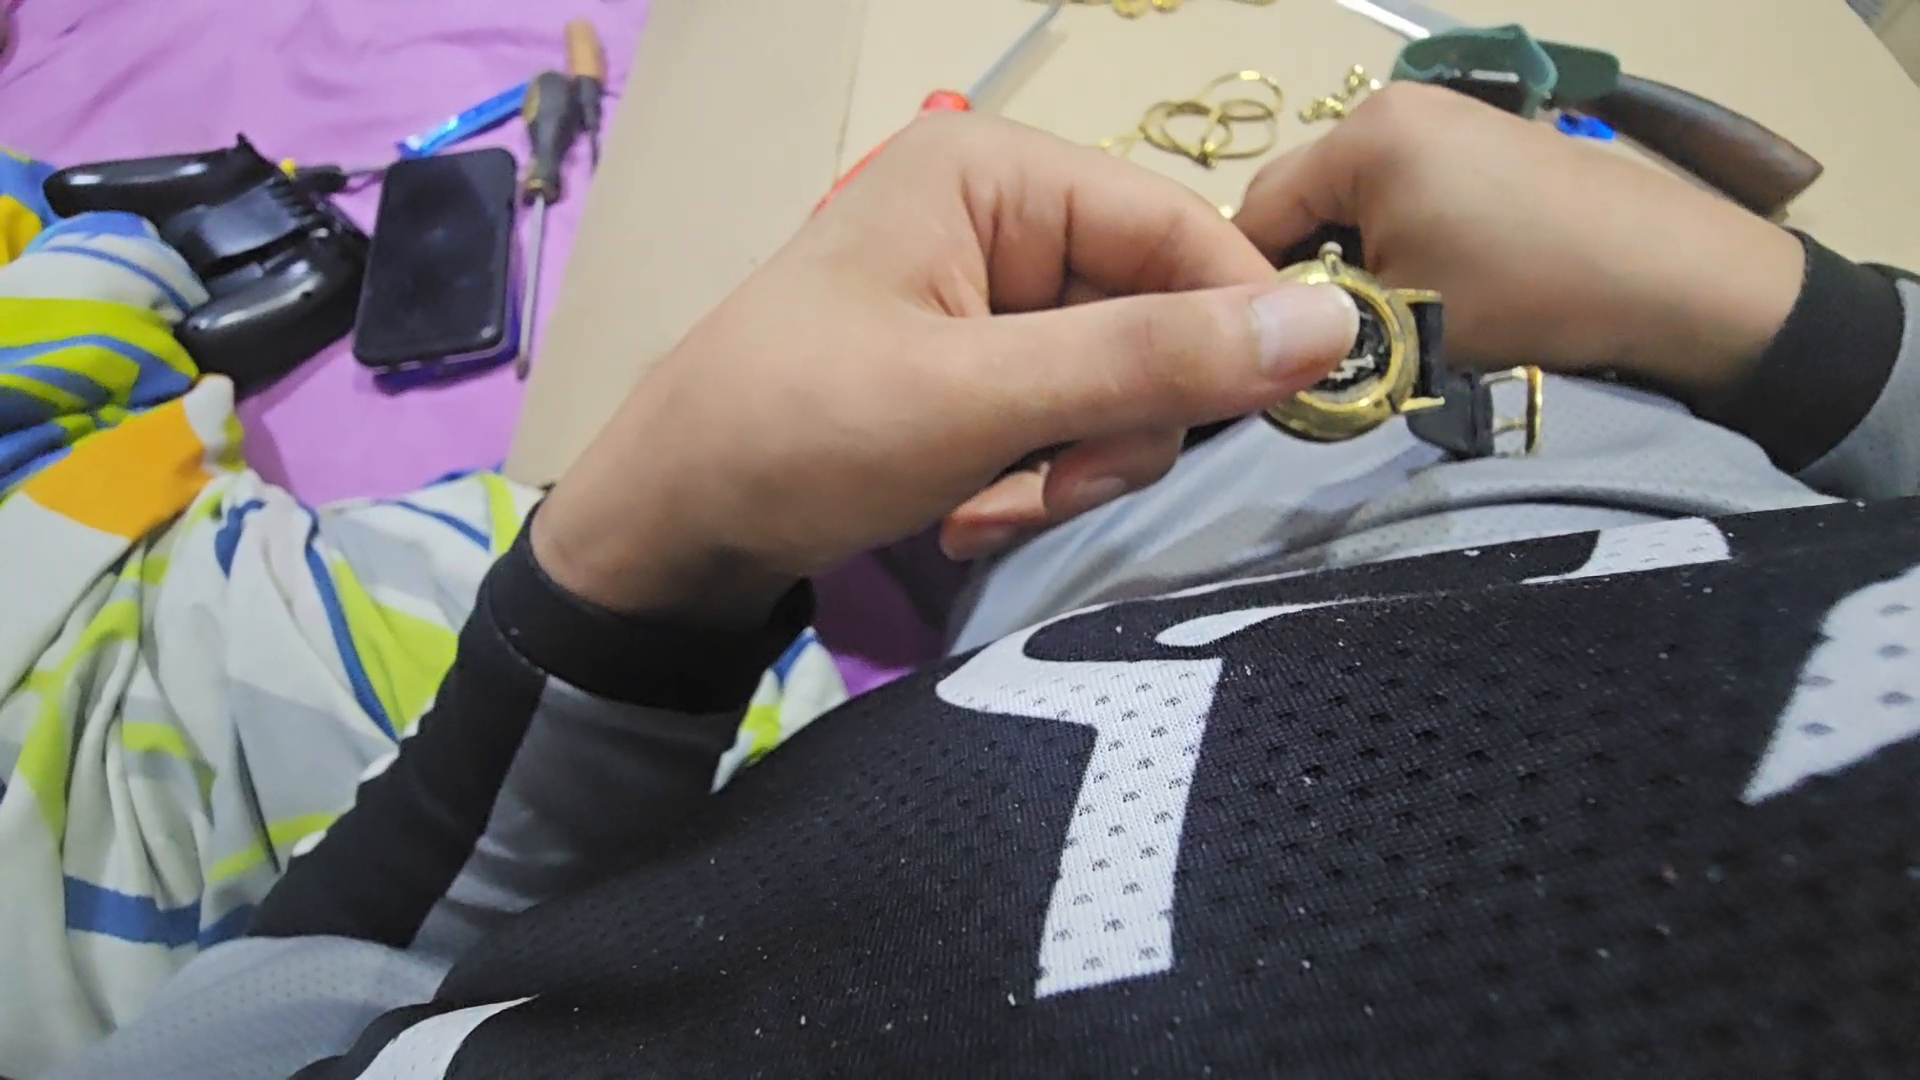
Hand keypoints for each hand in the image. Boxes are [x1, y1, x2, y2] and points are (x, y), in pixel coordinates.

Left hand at [532, 114, 1357, 624]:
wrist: (683, 520)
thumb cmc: (802, 432)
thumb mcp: (975, 396)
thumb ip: (1146, 360)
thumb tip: (1329, 327)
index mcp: (996, 178)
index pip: (1177, 233)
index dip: (1232, 326)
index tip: (1263, 418)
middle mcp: (999, 227)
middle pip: (1147, 322)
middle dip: (1114, 428)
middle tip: (1052, 490)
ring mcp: (987, 309)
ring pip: (1106, 391)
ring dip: (1067, 469)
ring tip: (985, 509)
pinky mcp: (974, 378)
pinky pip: (1056, 427)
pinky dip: (1030, 484)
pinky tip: (967, 514)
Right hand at [1234, 83, 1805, 401]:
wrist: (1667, 279)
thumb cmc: (1514, 296)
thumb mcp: (1385, 317)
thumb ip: (1301, 310)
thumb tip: (1252, 322)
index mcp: (1360, 140)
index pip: (1251, 217)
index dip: (1243, 285)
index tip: (1258, 342)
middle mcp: (1385, 108)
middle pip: (1286, 196)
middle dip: (1281, 263)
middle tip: (1305, 324)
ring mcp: (1429, 115)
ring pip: (1328, 194)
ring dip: (1324, 249)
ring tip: (1354, 302)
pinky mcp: (1461, 135)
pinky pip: (1374, 185)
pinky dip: (1365, 231)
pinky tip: (1395, 271)